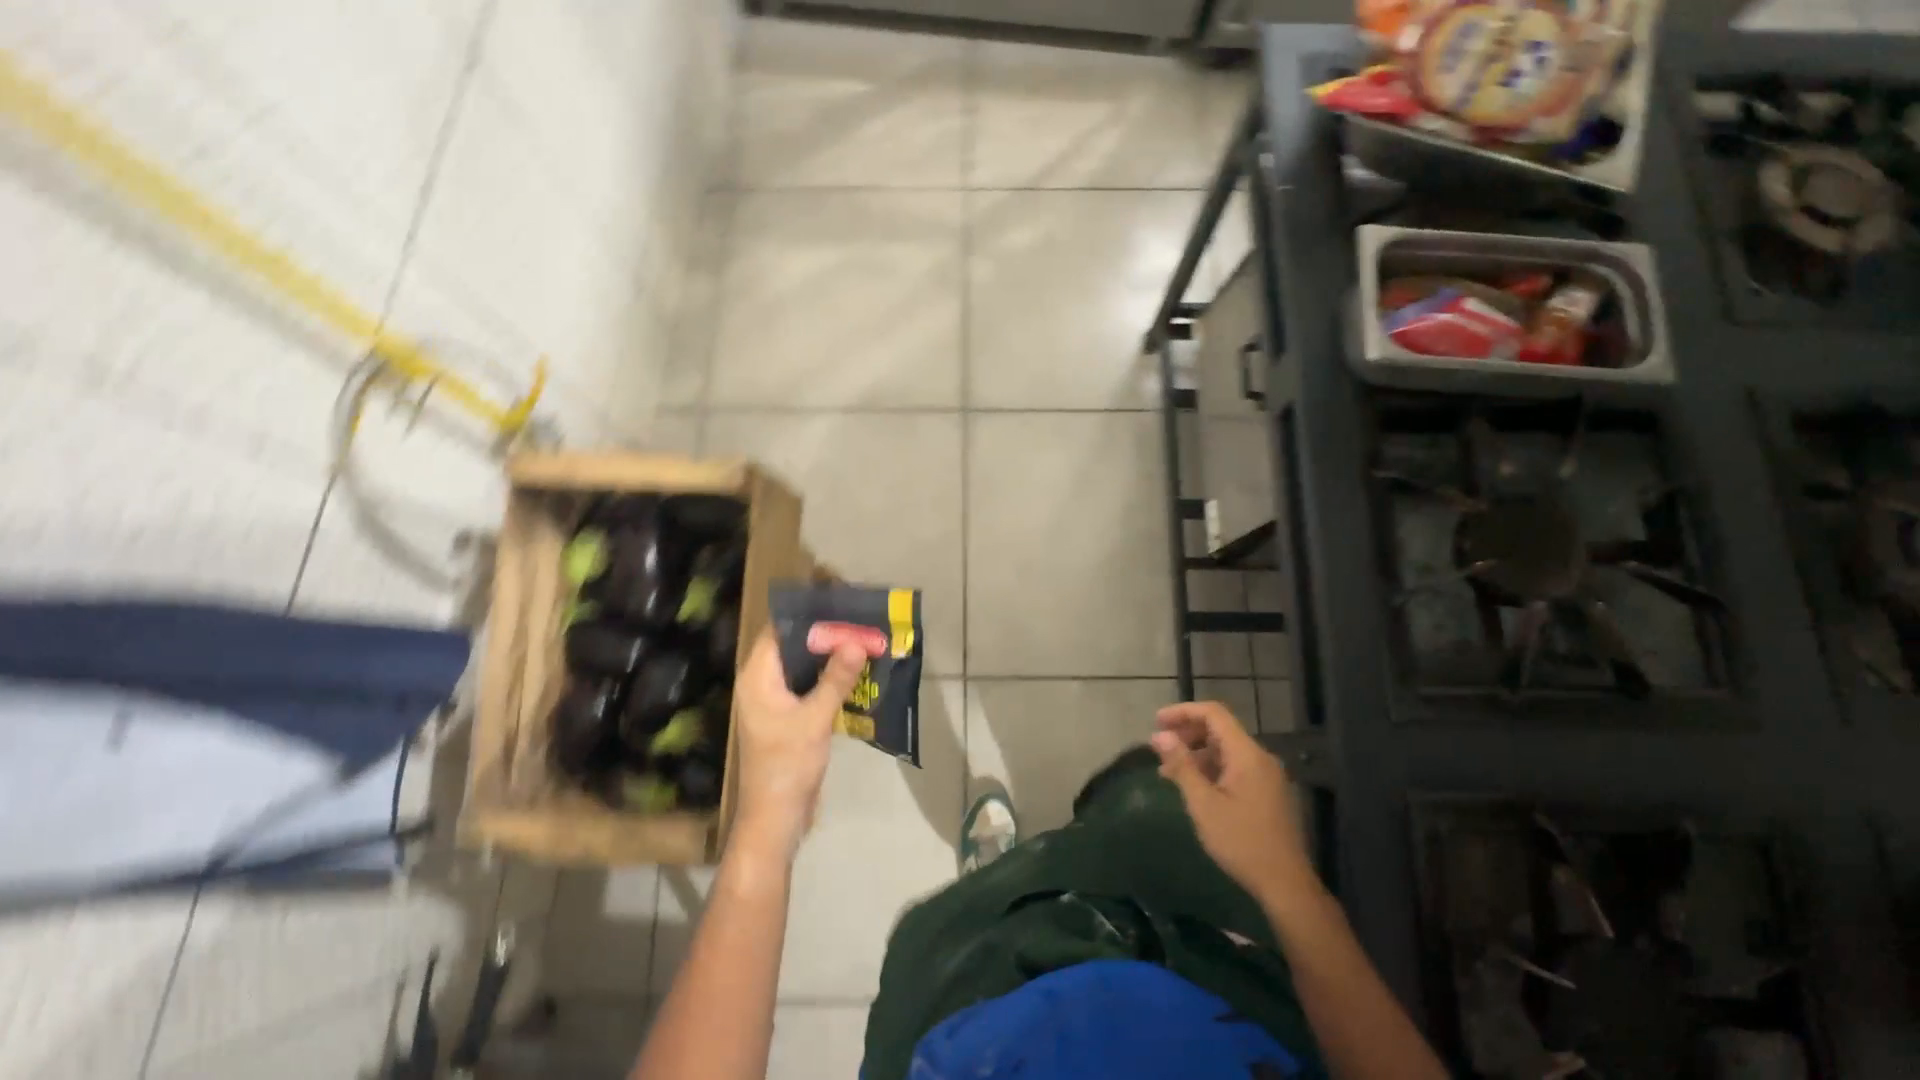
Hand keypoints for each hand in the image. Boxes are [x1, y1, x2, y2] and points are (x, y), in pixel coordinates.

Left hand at [730, 631, 866, 864]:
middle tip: (861, 623)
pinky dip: (829, 682)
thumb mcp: (815, 719)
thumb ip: (835, 679)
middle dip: (826, 637)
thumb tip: (854, 641)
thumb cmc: (788, 765)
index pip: (779, 631)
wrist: (776, 817)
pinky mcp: (788, 720)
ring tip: (865, 644)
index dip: (807, 616)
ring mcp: (774, 703)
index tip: (840, 605)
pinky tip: (858, 677)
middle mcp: (762, 684)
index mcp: (757, 678)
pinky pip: (809, 690)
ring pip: (803, 670)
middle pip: (793, 648)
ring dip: (831, 660)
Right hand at [1151, 701, 1321, 909]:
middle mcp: (1260, 758)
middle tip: (1159, 749)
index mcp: (1247, 754)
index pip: (1214, 714)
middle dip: (1188, 733)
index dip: (1183, 712)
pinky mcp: (1267, 792)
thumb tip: (1159, 736)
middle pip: (1221, 730)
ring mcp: (1267, 775)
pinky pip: (1235, 768)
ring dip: (1197, 754)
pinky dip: (1211, 769)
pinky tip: (1194, 787)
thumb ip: (1182, 766)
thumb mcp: (1203, 804)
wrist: (1284, 882)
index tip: (1156, 723)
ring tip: (1169, 772)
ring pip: (1227, 750)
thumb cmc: (1240, 841)